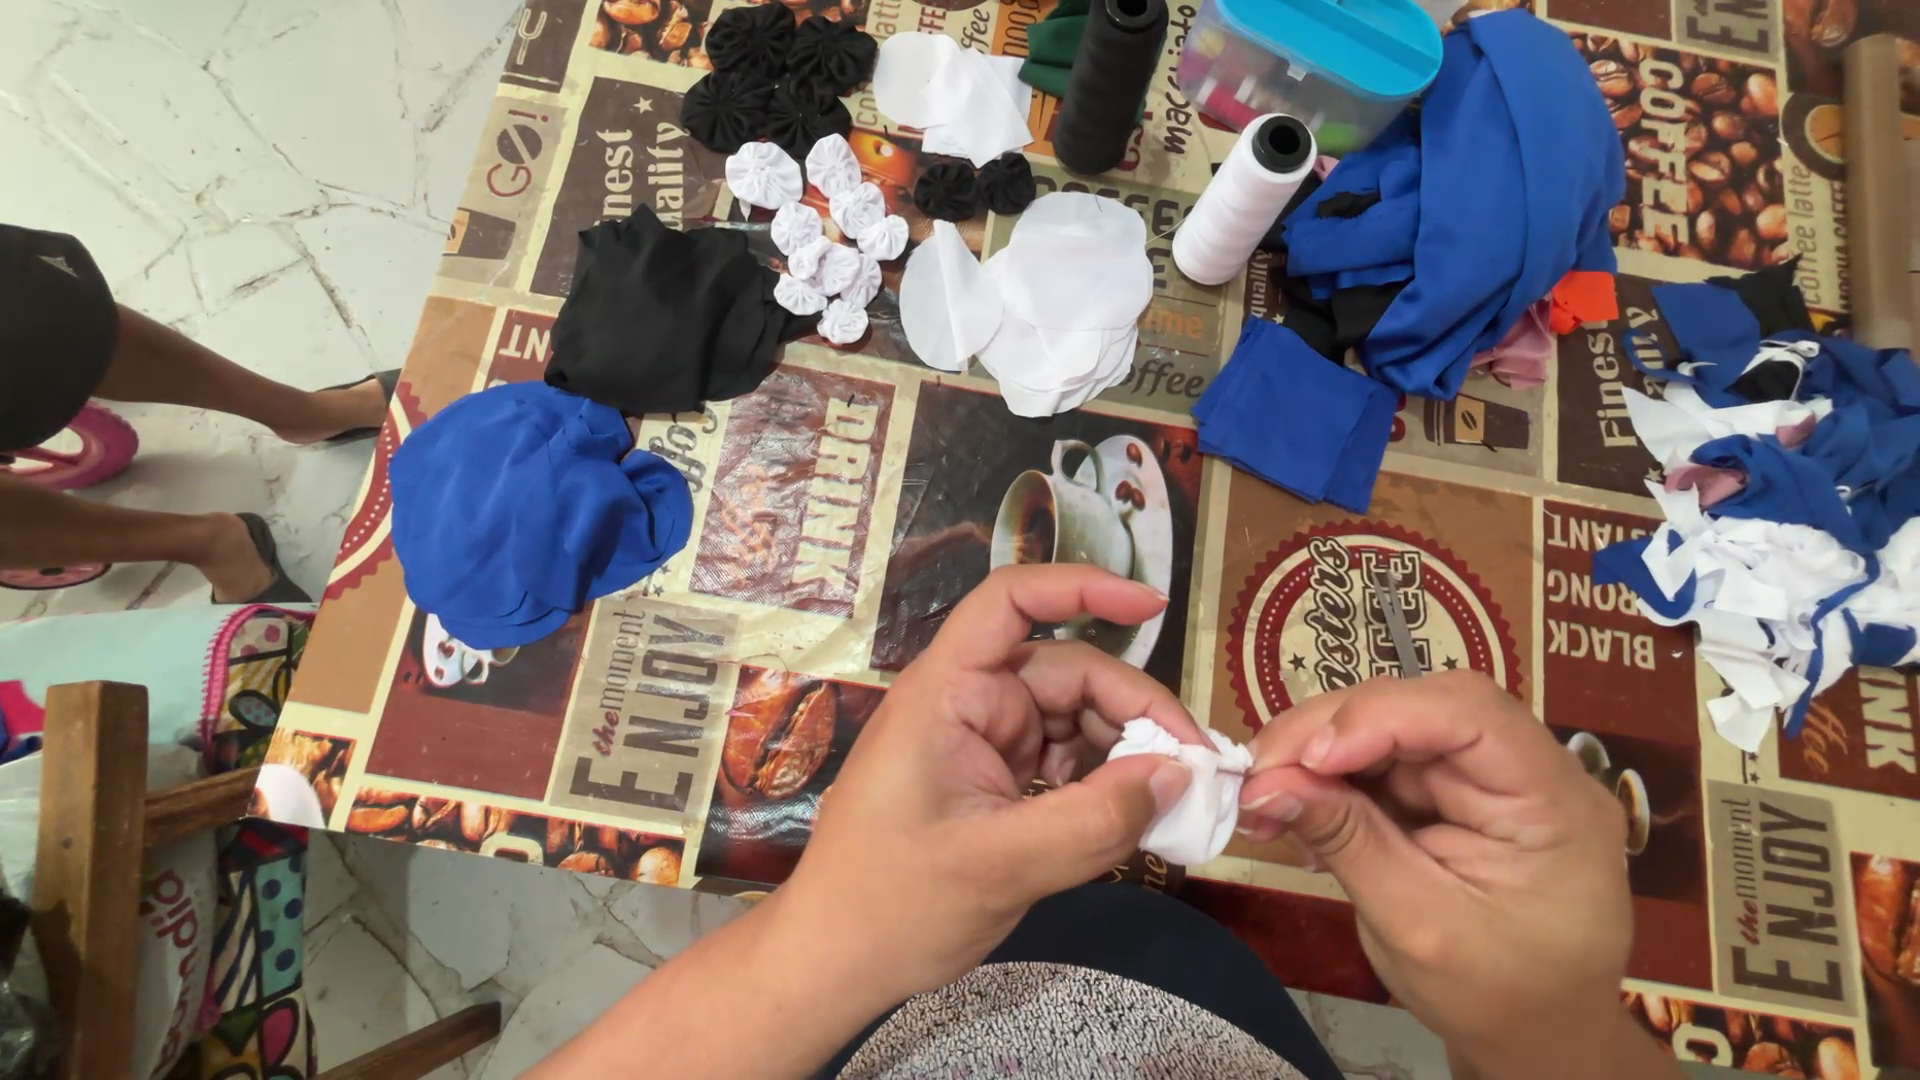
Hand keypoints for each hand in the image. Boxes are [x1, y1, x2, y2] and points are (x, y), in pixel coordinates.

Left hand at [780, 564, 1199, 1000]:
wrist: (837, 960)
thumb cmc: (894, 904)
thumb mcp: (1000, 866)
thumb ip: (1094, 821)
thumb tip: (1178, 775)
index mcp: (948, 690)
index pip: (1011, 601)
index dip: (1081, 587)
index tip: (1152, 607)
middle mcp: (969, 698)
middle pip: (1066, 670)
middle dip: (1133, 711)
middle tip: (1194, 770)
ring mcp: (984, 736)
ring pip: (1073, 715)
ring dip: (1124, 749)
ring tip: (1173, 799)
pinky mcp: (996, 772)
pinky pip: (1064, 757)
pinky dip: (1102, 779)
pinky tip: (1132, 812)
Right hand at [1236, 672, 1639, 1077]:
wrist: (1528, 1032)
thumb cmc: (1497, 995)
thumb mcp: (1418, 927)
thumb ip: (1346, 843)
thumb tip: (1262, 785)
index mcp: (1551, 801)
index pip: (1467, 712)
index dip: (1379, 717)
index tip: (1309, 761)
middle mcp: (1515, 765)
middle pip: (1409, 705)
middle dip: (1322, 733)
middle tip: (1257, 775)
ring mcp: (1471, 771)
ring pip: (1374, 723)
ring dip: (1306, 754)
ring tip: (1261, 799)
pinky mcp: (1434, 783)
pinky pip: (1364, 757)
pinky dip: (1316, 777)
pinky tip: (1287, 808)